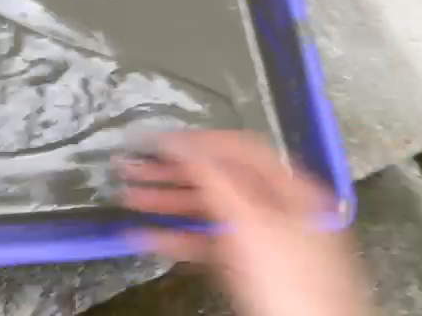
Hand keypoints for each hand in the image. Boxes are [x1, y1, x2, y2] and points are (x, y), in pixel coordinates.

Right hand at [120, 130, 368, 315]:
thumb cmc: (292, 281)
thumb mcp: (250, 221)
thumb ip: (212, 178)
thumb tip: (180, 144)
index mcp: (289, 187)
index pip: (237, 148)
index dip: (197, 141)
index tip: (158, 140)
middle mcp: (276, 207)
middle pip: (217, 178)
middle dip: (172, 172)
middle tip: (134, 167)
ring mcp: (262, 240)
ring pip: (207, 211)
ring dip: (167, 202)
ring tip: (129, 196)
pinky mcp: (247, 269)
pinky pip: (207, 243)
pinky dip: (178, 237)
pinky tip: (145, 235)